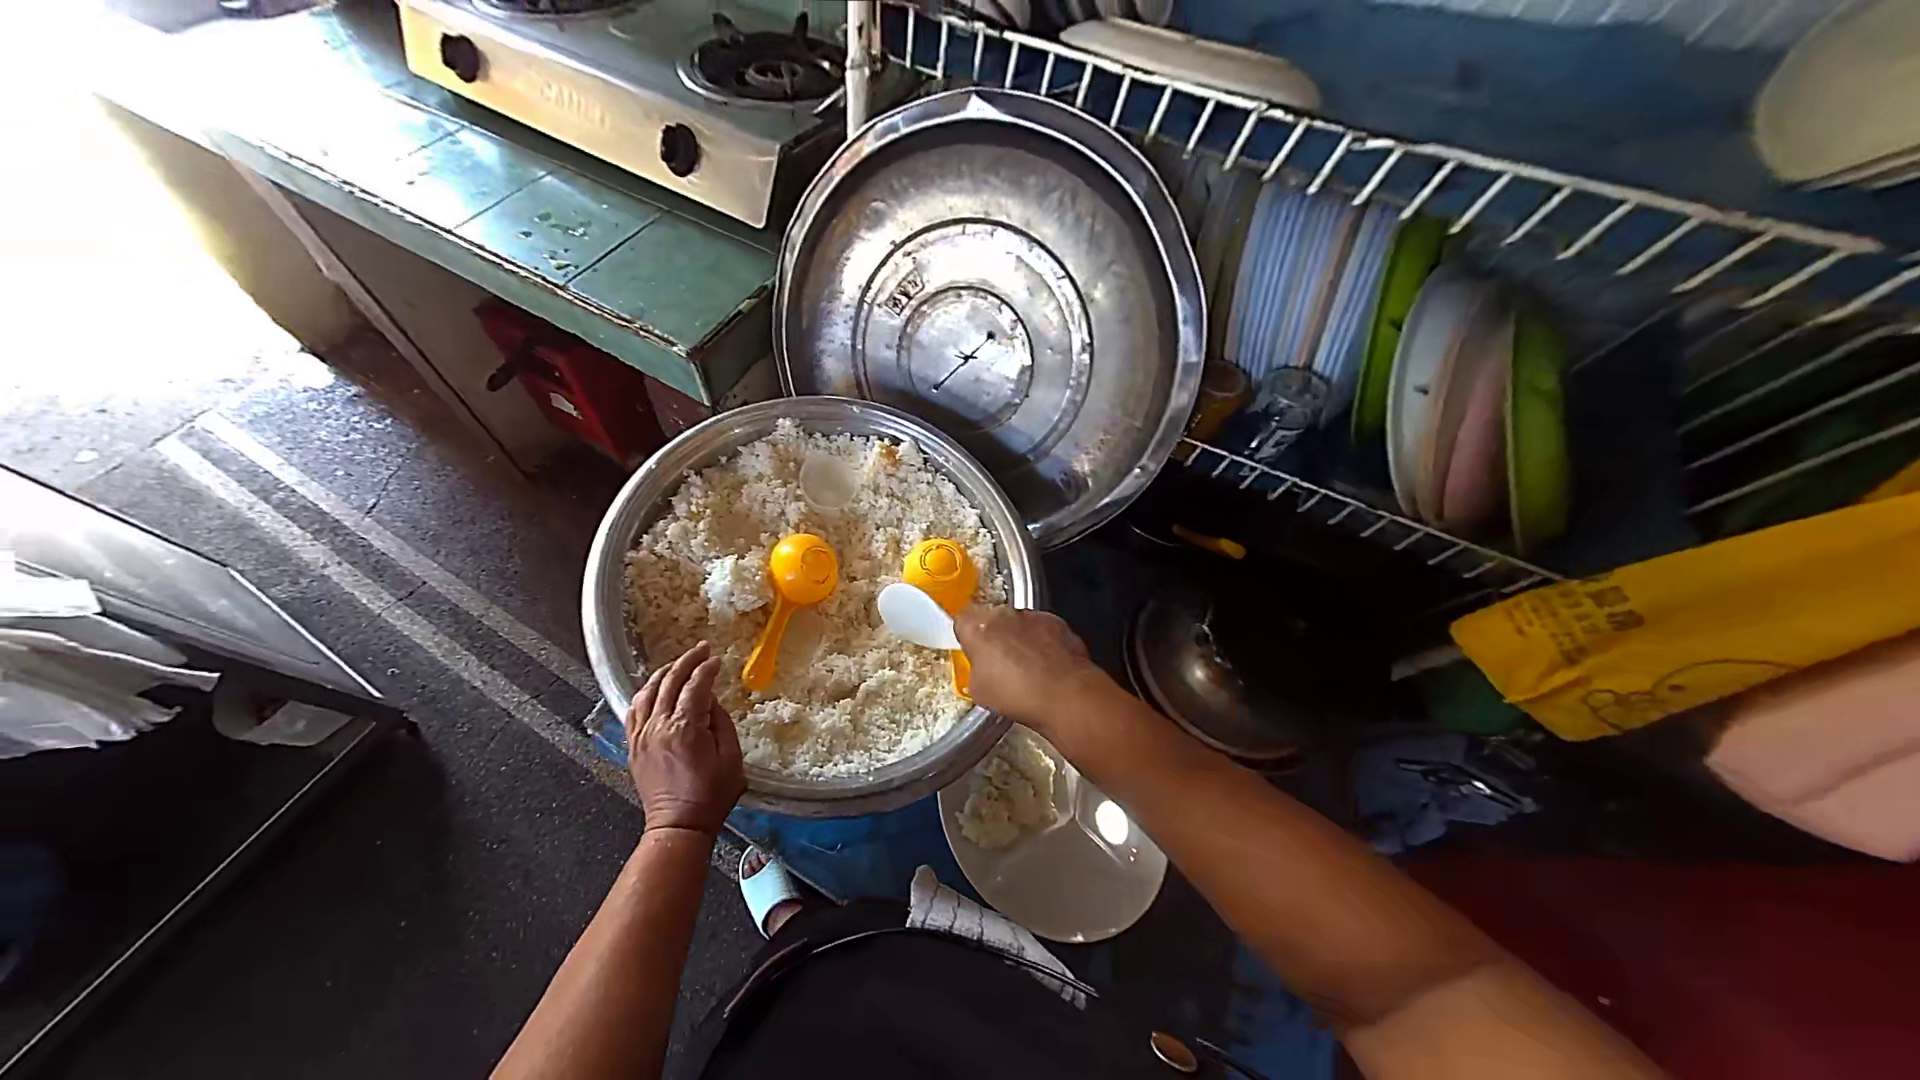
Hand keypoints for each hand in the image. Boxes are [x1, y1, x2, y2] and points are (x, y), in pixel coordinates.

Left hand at [625, 642, 744, 836]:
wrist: (679, 825)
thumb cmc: (711, 794)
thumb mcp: (731, 755)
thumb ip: (720, 721)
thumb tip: (710, 701)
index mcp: (686, 727)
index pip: (696, 686)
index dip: (707, 669)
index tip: (717, 660)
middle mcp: (659, 727)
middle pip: (670, 682)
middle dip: (687, 661)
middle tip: (701, 649)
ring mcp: (642, 736)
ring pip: (648, 692)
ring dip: (664, 673)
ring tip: (678, 663)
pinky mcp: (634, 746)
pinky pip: (634, 710)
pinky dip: (644, 693)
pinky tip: (653, 688)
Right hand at [953, 605, 1109, 736]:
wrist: (1064, 694)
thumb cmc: (1020, 693)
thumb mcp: (978, 691)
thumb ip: (975, 671)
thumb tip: (982, 673)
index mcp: (978, 628)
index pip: (962, 621)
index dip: (966, 637)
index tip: (971, 650)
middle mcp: (1004, 615)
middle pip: (992, 620)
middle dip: (994, 638)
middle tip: (998, 664)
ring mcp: (1032, 617)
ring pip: (1018, 623)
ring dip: (1019, 639)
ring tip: (1025, 669)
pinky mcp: (1056, 623)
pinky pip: (1043, 629)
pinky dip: (1043, 643)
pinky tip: (1045, 667)